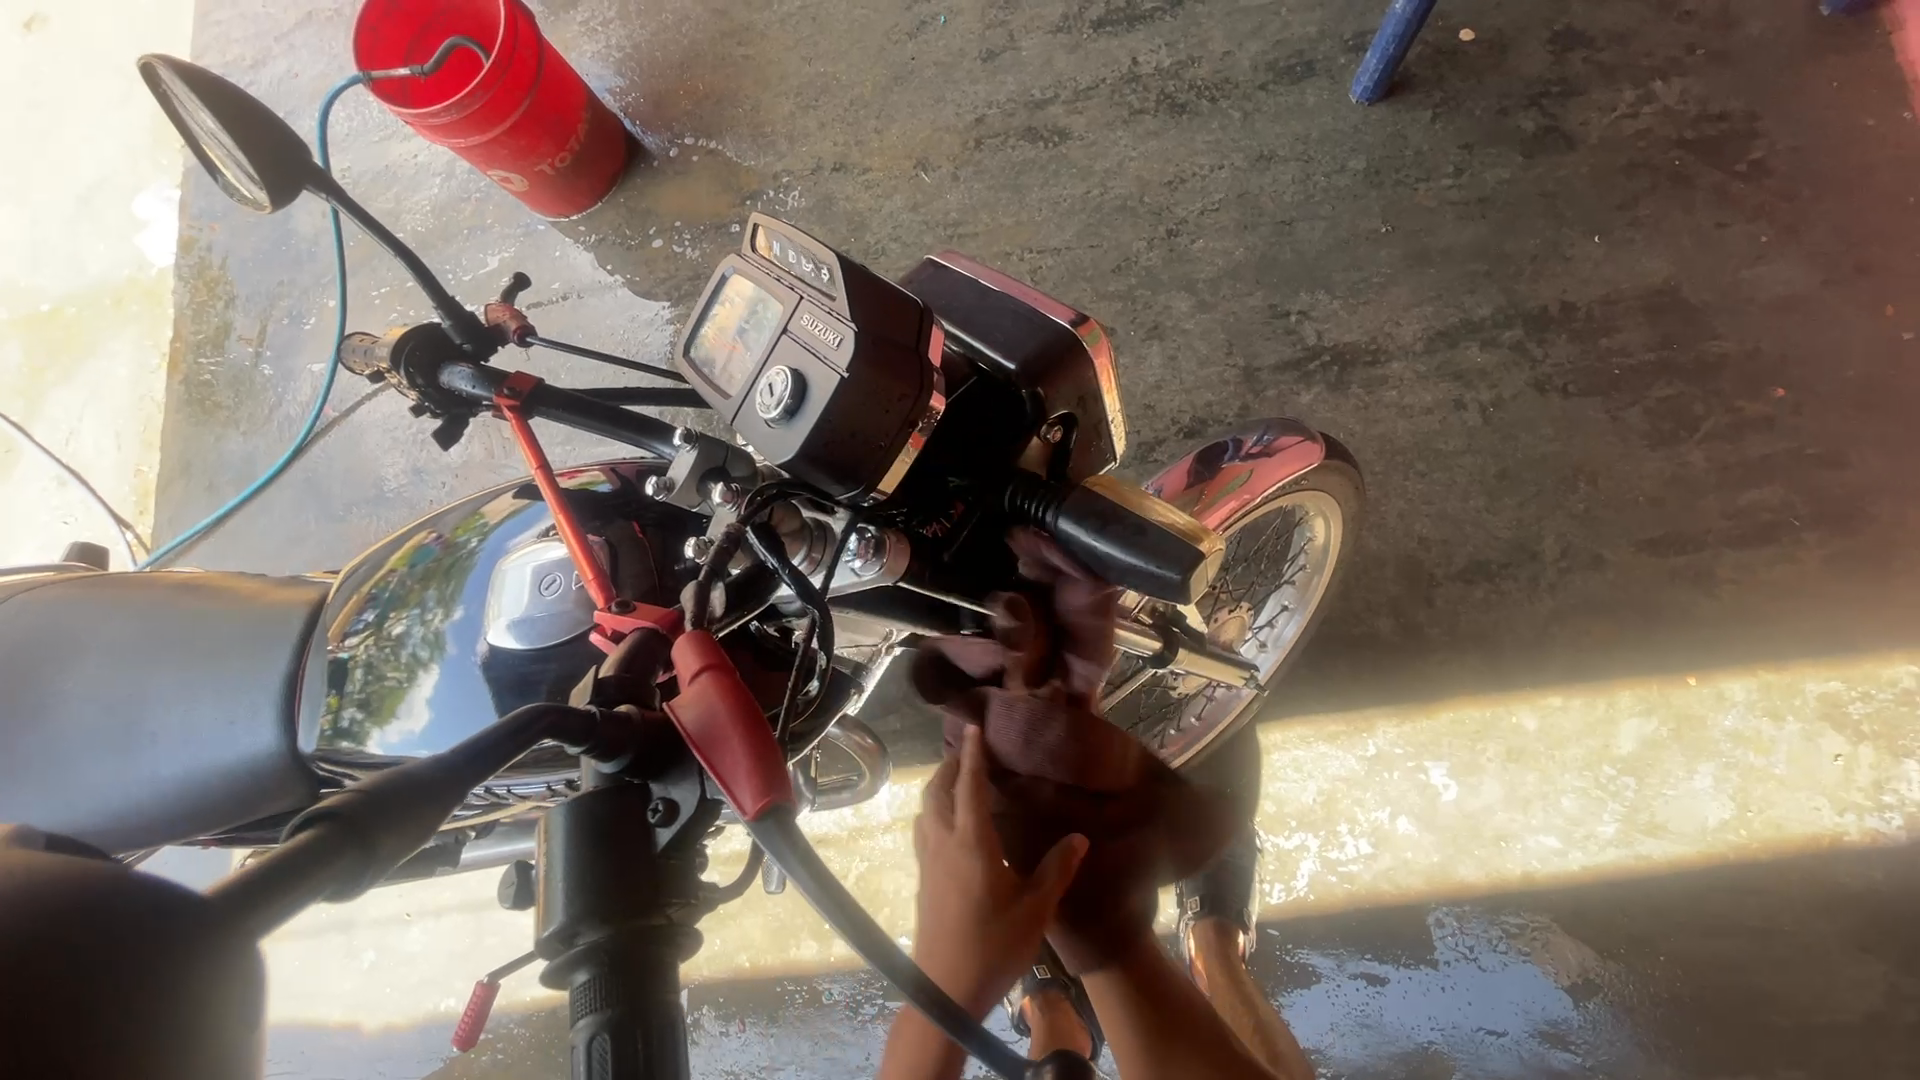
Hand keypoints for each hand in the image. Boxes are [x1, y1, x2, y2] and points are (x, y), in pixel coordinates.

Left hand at [910, 725, 1087, 1016]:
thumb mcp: (1035, 910)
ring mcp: (928, 861)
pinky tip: (953, 825)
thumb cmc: (993, 947)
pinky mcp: (923, 879)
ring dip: (939, 787)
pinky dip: (935, 811)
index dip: (971, 755)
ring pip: (926, 809)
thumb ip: (1056, 870)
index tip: (972, 728)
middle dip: (950, 766)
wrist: (945, 991)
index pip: (968, 786)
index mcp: (971, 842)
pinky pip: (924, 829)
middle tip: (969, 752)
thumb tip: (1079, 836)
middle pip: (937, 790)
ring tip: (960, 782)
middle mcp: (943, 843)